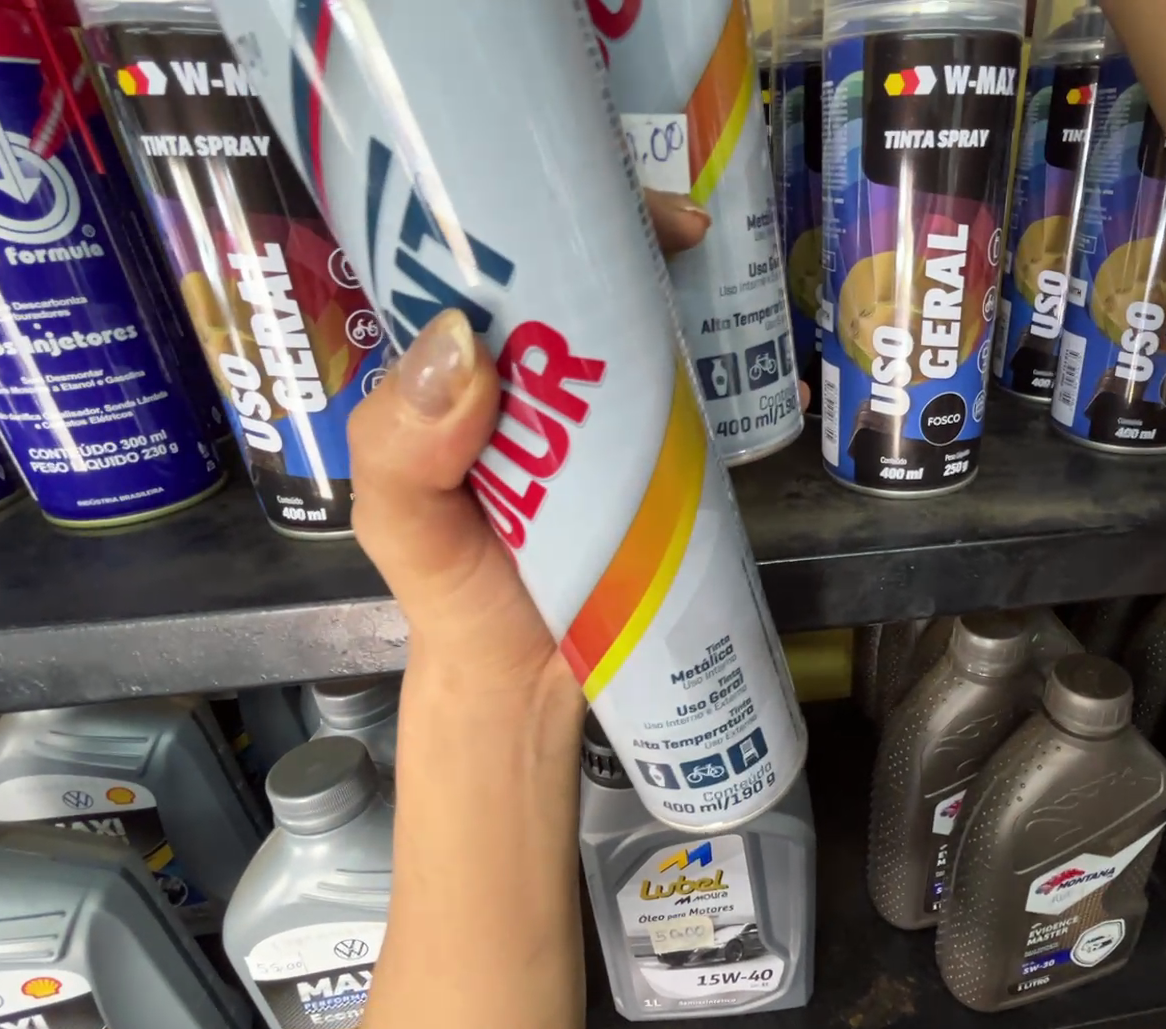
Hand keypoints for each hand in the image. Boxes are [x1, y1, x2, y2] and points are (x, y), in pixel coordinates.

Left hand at [346, 191, 714, 732]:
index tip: (624, 215)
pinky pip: (683, 404)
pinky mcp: (647, 461)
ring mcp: (597, 421)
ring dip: (689, 307)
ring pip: (641, 339)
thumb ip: (401, 447)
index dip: (555, 217)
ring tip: (740, 293)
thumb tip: (468, 343)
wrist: (527, 677)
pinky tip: (764, 377)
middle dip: (640, 250)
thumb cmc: (455, 598)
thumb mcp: (402, 525)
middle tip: (700, 243)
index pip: (503, 265)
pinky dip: (722, 381)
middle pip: (586, 288)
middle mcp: (533, 381)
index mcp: (462, 374)